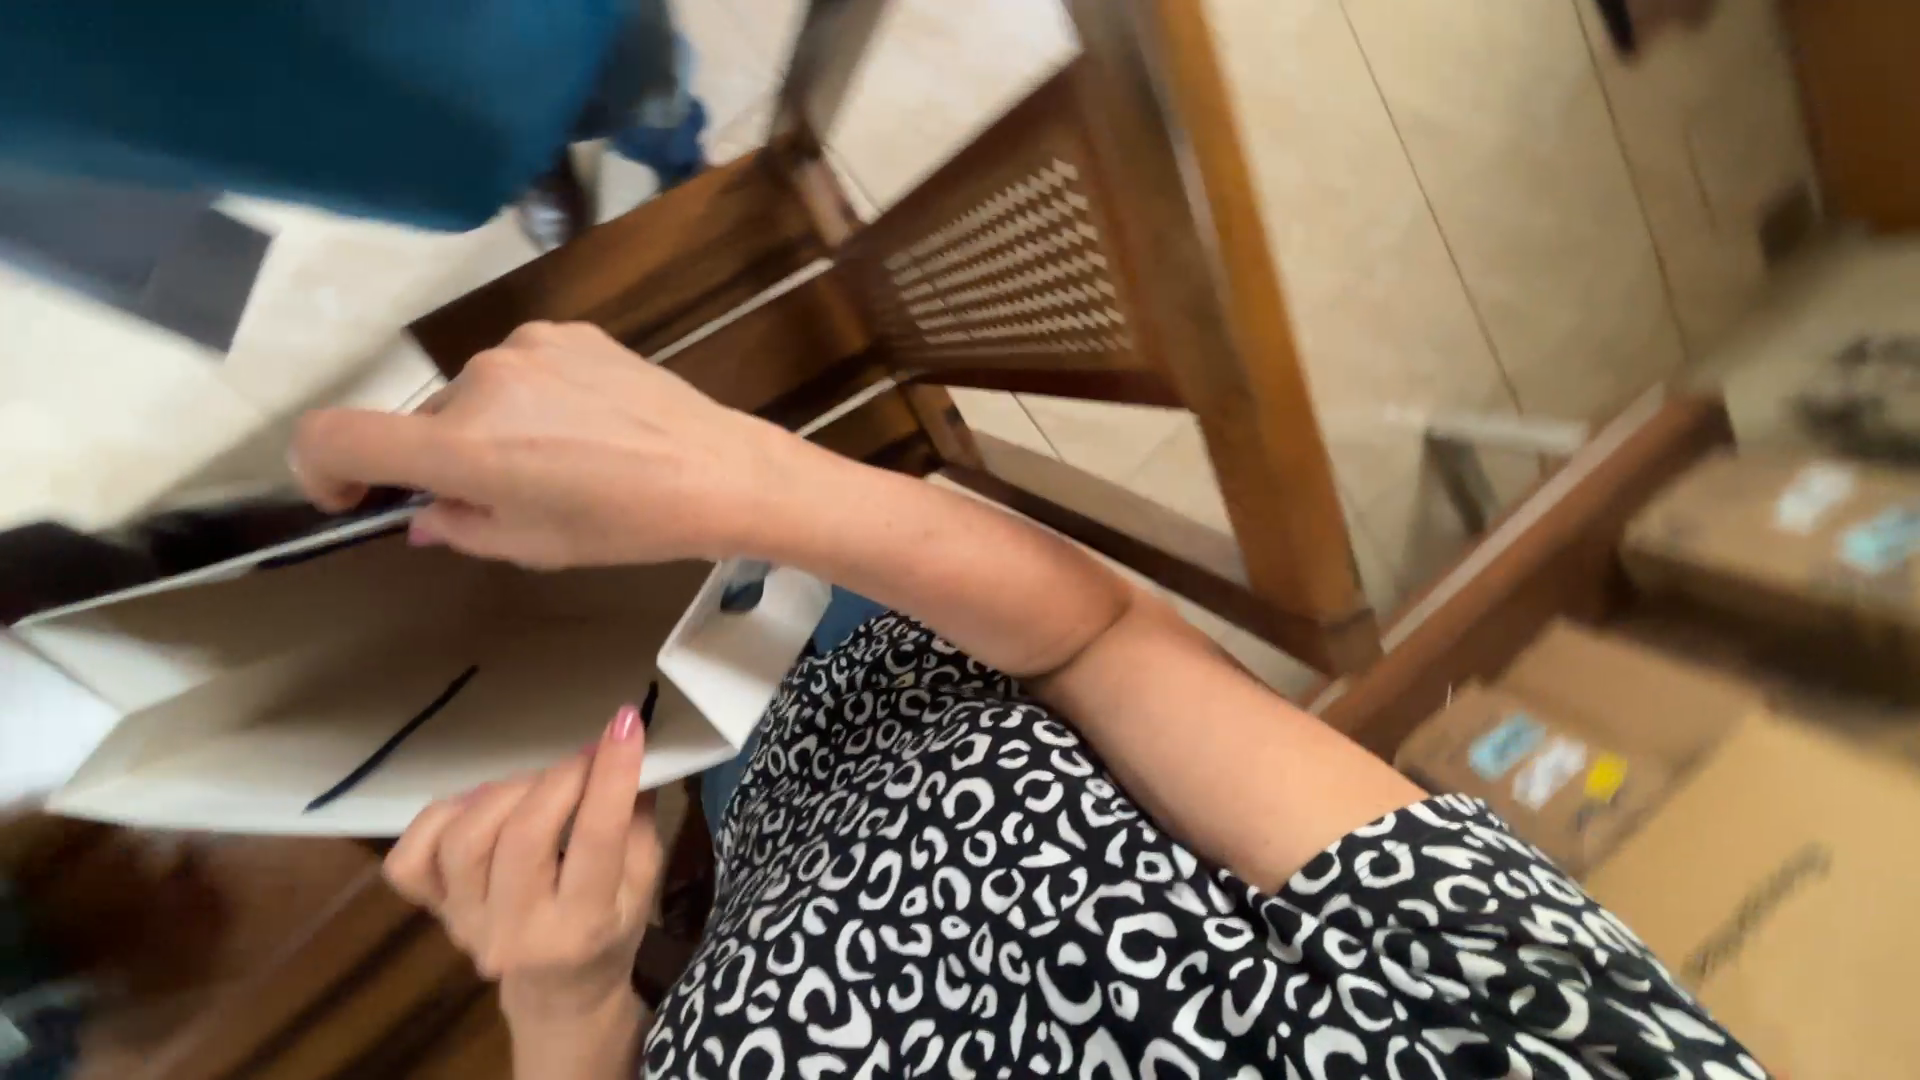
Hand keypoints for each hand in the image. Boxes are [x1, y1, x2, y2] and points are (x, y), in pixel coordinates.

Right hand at [291, 321, 807, 567]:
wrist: (722, 472)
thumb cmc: (632, 522)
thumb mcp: (537, 545)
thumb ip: (459, 525)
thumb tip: (422, 510)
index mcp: (464, 443)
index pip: (332, 435)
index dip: (320, 469)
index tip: (355, 495)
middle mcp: (482, 379)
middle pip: (423, 421)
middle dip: (445, 461)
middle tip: (509, 494)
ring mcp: (530, 345)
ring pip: (477, 394)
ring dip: (494, 428)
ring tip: (566, 459)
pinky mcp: (573, 331)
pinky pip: (526, 369)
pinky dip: (534, 398)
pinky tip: (589, 424)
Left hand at [383, 702, 662, 1029]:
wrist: (559, 991)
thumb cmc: (615, 926)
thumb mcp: (646, 878)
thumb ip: (636, 817)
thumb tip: (627, 750)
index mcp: (584, 925)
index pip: (597, 836)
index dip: (611, 772)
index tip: (626, 722)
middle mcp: (516, 932)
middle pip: (523, 835)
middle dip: (562, 777)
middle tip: (588, 756)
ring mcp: (465, 925)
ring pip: (465, 839)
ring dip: (510, 791)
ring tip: (541, 785)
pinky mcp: (433, 913)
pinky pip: (409, 860)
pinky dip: (442, 817)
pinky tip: (482, 807)